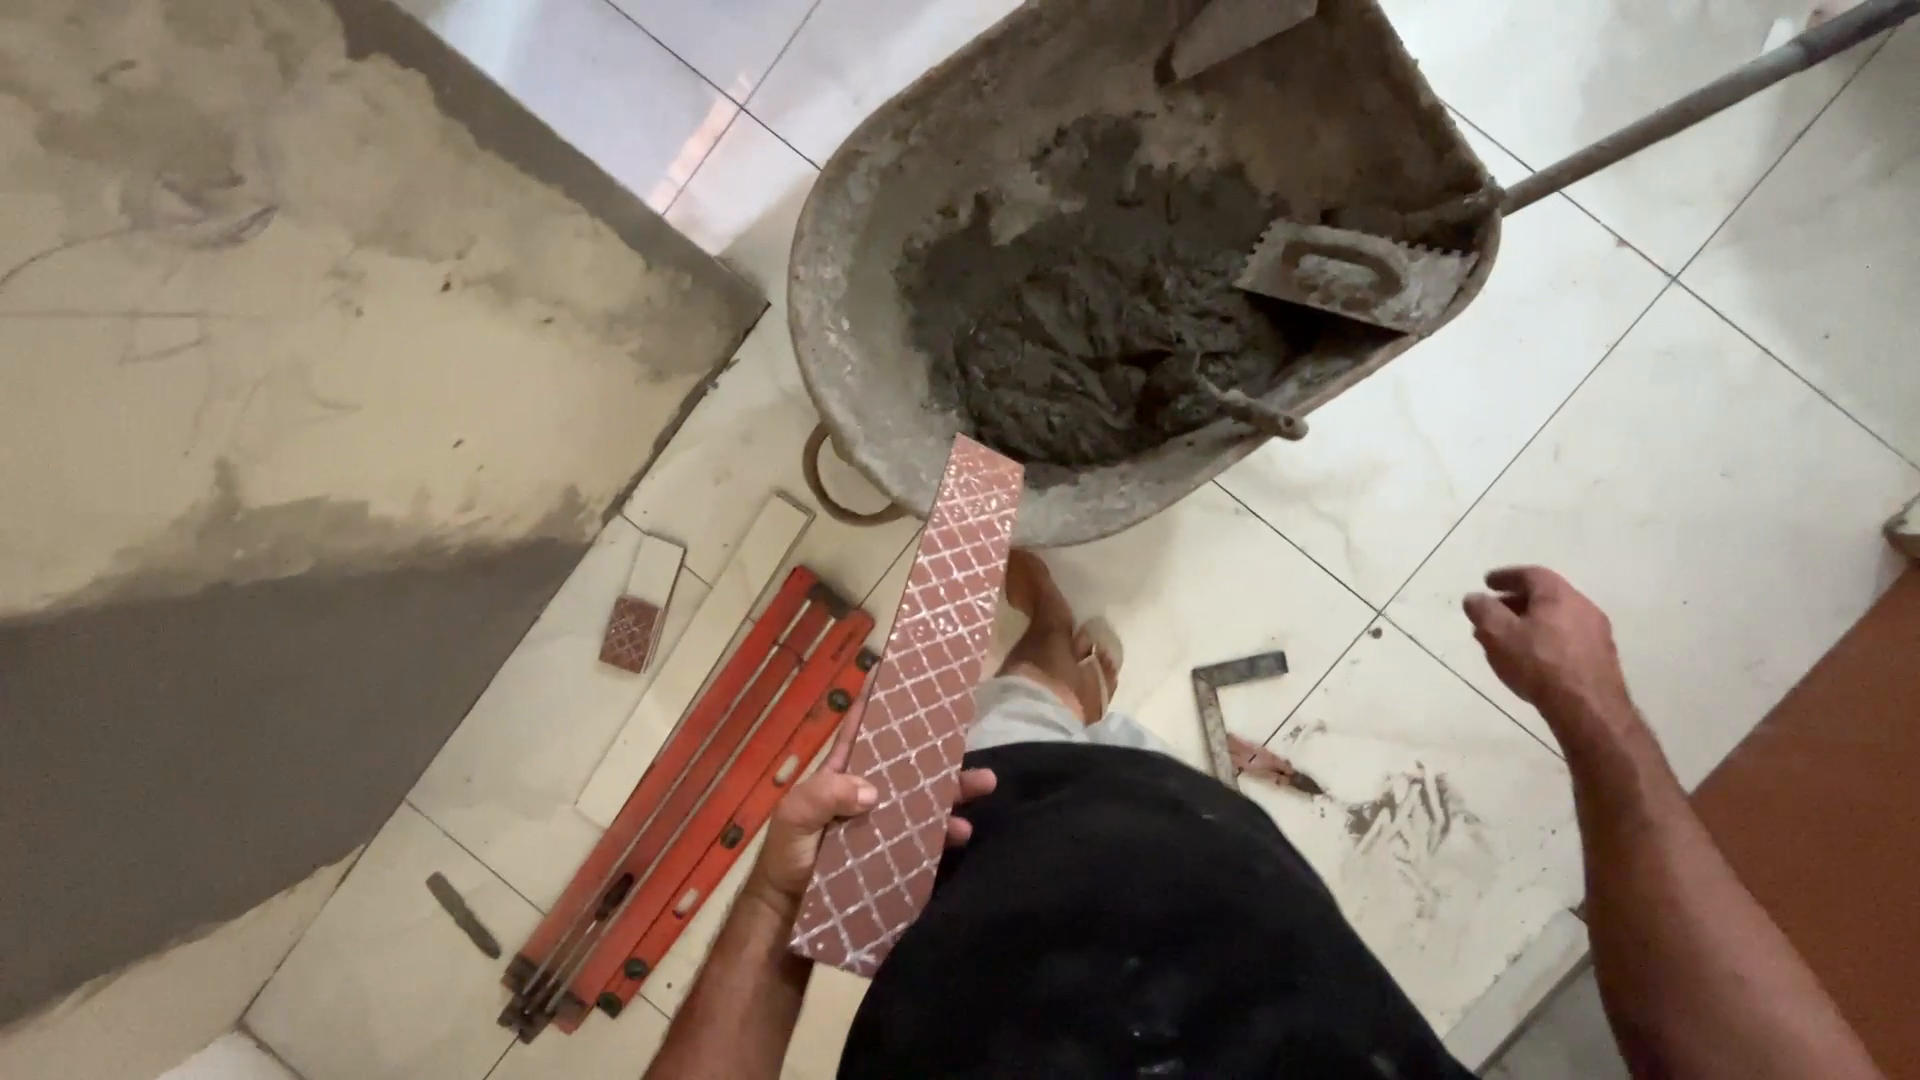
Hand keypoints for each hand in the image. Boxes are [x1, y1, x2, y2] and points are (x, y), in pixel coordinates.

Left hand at [744, 697, 996, 919]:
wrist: (790, 913)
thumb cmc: (788, 855)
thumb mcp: (795, 816)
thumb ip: (825, 796)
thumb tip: (873, 789)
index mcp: (841, 774)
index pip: (861, 730)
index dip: (876, 702)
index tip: (899, 674)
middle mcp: (867, 792)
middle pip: (908, 763)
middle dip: (937, 748)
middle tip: (965, 733)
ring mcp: (884, 822)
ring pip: (925, 797)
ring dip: (955, 789)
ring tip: (985, 782)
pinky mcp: (895, 852)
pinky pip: (927, 837)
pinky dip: (947, 832)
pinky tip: (961, 832)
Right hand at [1462, 567, 1637, 738]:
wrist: (1587, 708)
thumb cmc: (1538, 664)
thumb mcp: (1497, 633)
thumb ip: (1482, 610)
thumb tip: (1475, 598)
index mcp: (1559, 596)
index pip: (1531, 574)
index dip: (1506, 576)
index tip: (1486, 582)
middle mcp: (1583, 608)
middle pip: (1545, 595)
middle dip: (1515, 601)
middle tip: (1492, 611)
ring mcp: (1596, 633)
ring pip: (1556, 617)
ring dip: (1529, 621)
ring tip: (1506, 637)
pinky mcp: (1600, 656)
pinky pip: (1566, 636)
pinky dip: (1544, 637)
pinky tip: (1529, 656)